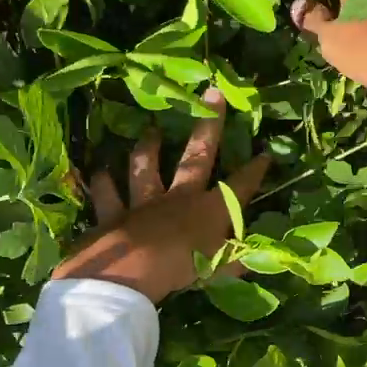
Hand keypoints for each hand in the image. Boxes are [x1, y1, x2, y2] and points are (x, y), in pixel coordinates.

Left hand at [52, 89, 269, 303]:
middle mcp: (179, 197)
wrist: (132, 273)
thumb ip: (235, 261)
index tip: (265, 153)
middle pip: (197, 156)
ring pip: (145, 167)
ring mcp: (144, 202)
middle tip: (213, 94)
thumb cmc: (182, 270)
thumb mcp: (218, 270)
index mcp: (210, 211)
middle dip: (209, 125)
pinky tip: (100, 171)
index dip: (254, 171)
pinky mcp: (115, 213)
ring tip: (152, 130)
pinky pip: (109, 195)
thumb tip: (252, 260)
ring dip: (149, 147)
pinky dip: (104, 183)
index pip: (239, 186)